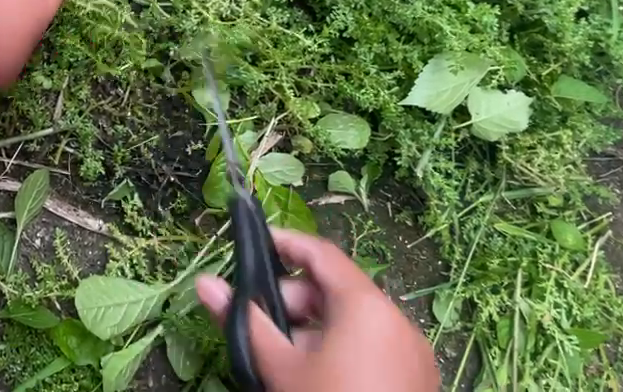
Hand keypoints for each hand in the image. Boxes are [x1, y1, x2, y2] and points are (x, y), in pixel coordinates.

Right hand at [195, 229, 437, 391]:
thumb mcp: (279, 367)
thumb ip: (242, 318)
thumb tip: (204, 282)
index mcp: (366, 307)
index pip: (320, 252)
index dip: (284, 243)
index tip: (251, 247)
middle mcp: (397, 321)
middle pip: (335, 287)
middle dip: (293, 296)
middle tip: (263, 320)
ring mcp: (413, 355)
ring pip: (353, 318)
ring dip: (313, 325)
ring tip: (286, 356)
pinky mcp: (417, 382)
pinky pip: (372, 344)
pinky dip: (340, 346)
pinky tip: (315, 375)